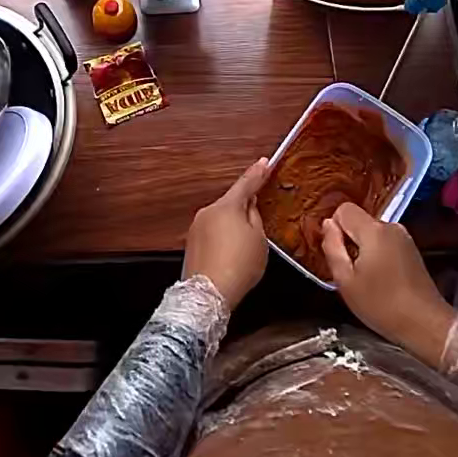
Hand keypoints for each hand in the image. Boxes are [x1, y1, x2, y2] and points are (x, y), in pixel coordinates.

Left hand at [182, 158, 271, 307]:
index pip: (245, 183)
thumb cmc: (238, 266)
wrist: (209, 293)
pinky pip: (212, 233)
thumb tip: (250, 205)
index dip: (258, 173)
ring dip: (233, 227)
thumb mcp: (258, 239)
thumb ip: (255, 216)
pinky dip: (222, 239)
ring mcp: (197, 227)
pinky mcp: (192, 243)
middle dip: (245, 210)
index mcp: (227, 206)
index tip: (265, 163)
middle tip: (259, 225)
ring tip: (245, 249)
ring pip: (221, 219)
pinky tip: (231, 255)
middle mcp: (208, 212)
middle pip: (231, 203)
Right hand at [320, 202, 456, 363]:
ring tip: (366, 278)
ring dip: (363, 249)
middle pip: (359, 221)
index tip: (337, 253)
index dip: (335, 228)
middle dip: (349, 240)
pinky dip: (377, 255)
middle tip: (349, 271)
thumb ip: (332, 247)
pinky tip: (380, 279)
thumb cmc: (380, 305)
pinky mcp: (411, 249)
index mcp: (373, 231)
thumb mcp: (345, 280)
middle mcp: (391, 227)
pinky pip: (384, 242)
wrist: (424, 323)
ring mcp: (404, 237)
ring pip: (371, 233)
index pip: (344, 209)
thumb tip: (328, 224)